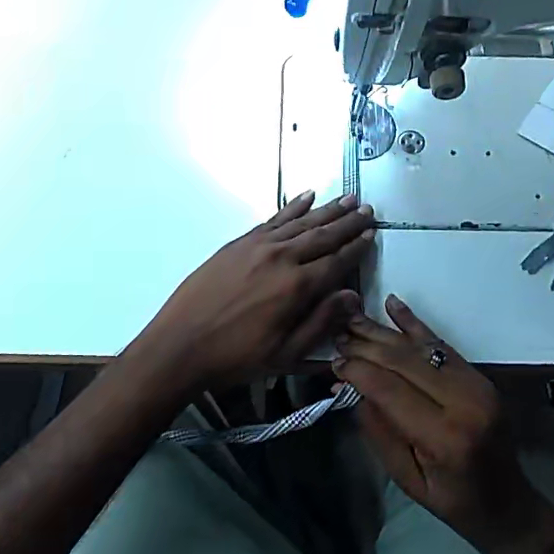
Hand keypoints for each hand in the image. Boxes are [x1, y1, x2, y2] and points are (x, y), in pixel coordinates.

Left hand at [128, 191, 374, 391]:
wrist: (181, 343)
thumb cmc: (236, 357)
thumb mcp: (285, 353)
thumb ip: (321, 323)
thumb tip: (353, 296)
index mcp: (296, 287)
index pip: (336, 261)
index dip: (356, 248)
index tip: (372, 234)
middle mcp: (281, 258)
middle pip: (322, 235)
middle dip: (347, 222)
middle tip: (367, 210)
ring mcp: (257, 246)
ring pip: (300, 222)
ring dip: (326, 209)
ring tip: (347, 199)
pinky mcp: (238, 243)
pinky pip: (272, 219)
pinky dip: (292, 207)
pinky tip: (306, 197)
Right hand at [334, 295, 553, 553]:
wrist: (510, 505)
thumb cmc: (453, 501)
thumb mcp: (406, 478)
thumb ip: (377, 430)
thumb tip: (346, 387)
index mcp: (444, 437)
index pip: (389, 389)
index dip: (357, 371)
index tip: (333, 363)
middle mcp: (464, 403)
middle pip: (402, 362)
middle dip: (364, 347)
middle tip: (336, 337)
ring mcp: (476, 385)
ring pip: (419, 348)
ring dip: (382, 331)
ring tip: (351, 318)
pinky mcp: (480, 377)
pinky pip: (441, 344)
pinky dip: (414, 323)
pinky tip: (392, 304)